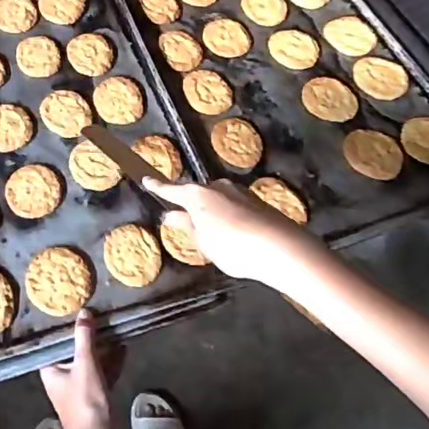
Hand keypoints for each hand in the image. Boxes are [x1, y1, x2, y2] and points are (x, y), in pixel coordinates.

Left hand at [39, 310, 114, 428]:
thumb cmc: (85, 402)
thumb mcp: (85, 365)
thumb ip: (85, 338)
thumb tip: (84, 312)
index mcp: (50, 367)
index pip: (57, 341)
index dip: (68, 326)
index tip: (78, 310)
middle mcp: (60, 375)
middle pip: (74, 350)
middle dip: (89, 336)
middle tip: (101, 315)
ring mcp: (77, 387)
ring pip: (89, 361)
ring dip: (102, 348)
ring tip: (115, 328)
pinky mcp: (93, 396)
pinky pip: (100, 373)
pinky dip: (110, 363)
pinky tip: (122, 349)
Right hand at [145, 178, 320, 288]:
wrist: (282, 248)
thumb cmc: (233, 247)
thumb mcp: (203, 242)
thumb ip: (186, 226)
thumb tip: (170, 214)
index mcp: (197, 195)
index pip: (171, 190)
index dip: (157, 187)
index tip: (146, 180)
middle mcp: (217, 187)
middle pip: (196, 193)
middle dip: (190, 205)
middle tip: (186, 222)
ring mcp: (239, 192)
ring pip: (217, 200)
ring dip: (212, 212)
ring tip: (214, 235)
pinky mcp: (257, 202)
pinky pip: (233, 206)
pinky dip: (228, 217)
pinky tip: (235, 235)